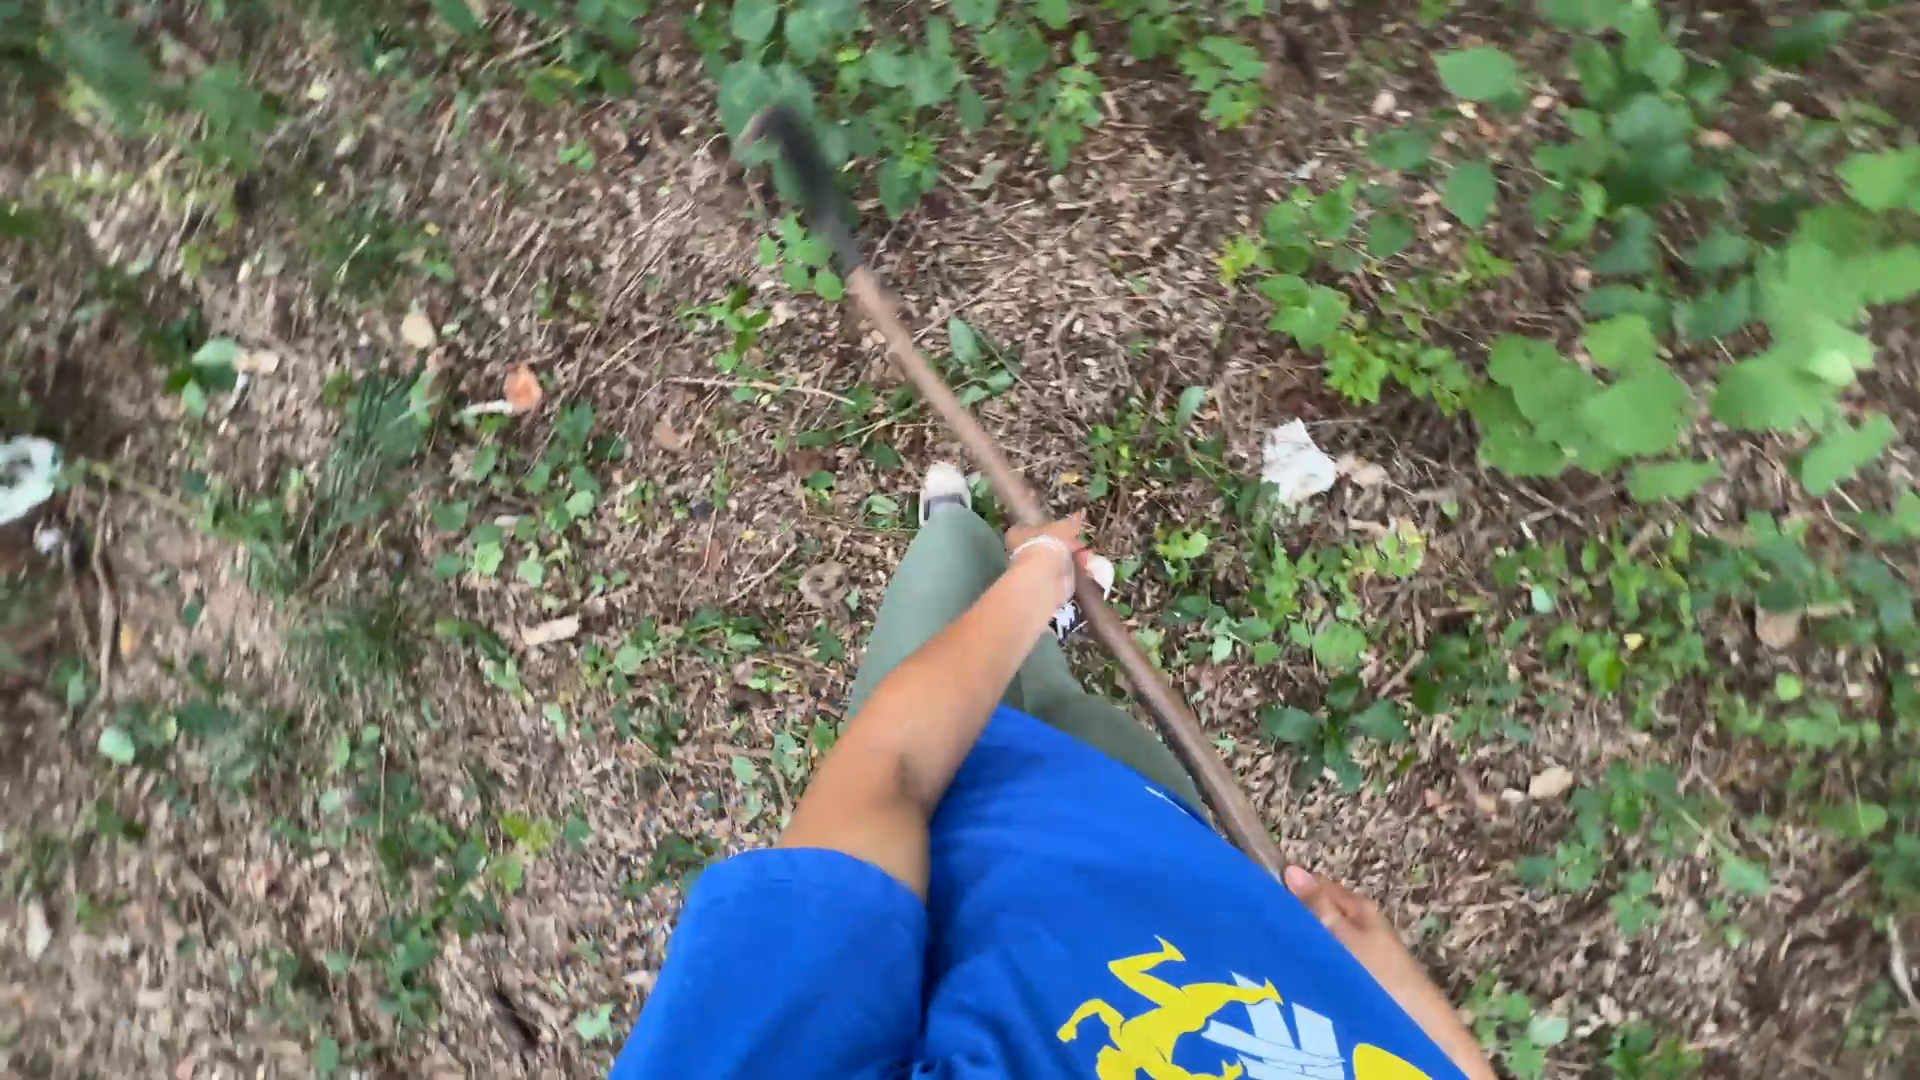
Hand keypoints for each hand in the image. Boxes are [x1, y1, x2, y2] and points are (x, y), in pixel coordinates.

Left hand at [1004, 517, 1088, 607]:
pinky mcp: (1046, 583)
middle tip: (1083, 541)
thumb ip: (1071, 523)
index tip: (1070, 527)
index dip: (1053, 527)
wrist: (1043, 576)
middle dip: (1068, 543)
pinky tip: (1086, 565)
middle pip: (1049, 544)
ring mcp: (1034, 568)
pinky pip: (1064, 573)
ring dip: (1074, 556)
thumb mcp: (1062, 528)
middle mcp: (1023, 551)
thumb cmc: (1047, 544)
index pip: (1036, 527)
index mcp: (1019, 533)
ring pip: (1058, 559)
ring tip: (1087, 554)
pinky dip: (1075, 569)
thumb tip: (1079, 515)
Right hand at [1284, 866, 1495, 1079]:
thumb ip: (1316, 906)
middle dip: (1295, 919)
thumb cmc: (1380, 977)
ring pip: (1323, 938)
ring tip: (1275, 956)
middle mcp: (1362, 923)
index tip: (1261, 903)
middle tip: (1264, 933)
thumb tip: (1291, 869)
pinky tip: (1299, 977)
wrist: (1425, 1034)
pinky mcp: (1365, 976)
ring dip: (1304, 944)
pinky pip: (1330, 960)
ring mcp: (1364, 951)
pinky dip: (1316, 963)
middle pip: (1319, 911)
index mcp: (1358, 907)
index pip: (1315, 884)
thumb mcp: (1342, 937)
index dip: (1289, 890)